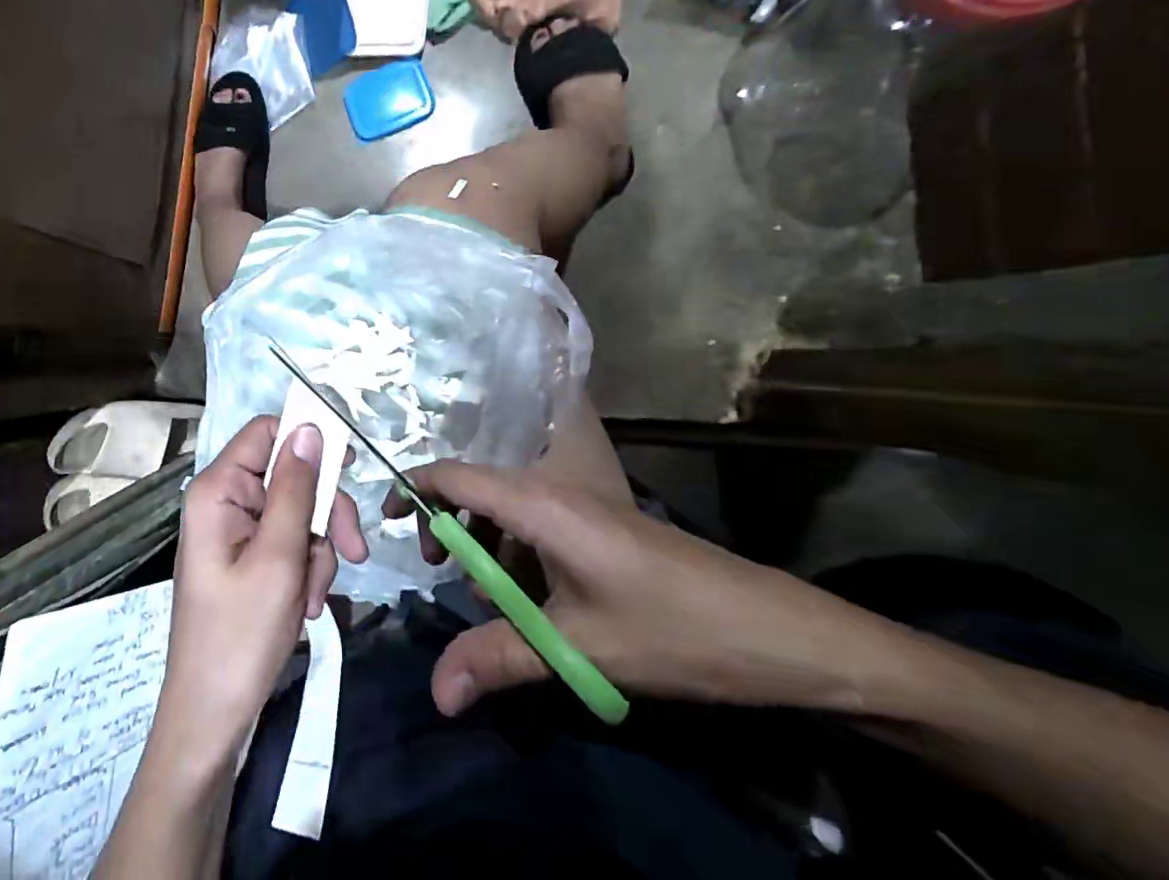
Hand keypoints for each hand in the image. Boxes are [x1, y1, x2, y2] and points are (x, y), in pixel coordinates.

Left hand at [158, 416, 367, 760]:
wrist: (214, 714)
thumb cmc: (240, 636)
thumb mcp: (278, 558)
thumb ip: (296, 489)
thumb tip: (309, 427)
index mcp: (218, 491)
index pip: (266, 432)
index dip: (309, 440)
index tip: (349, 466)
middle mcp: (225, 502)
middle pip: (290, 476)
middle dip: (323, 515)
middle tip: (353, 551)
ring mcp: (236, 533)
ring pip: (299, 514)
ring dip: (317, 553)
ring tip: (310, 598)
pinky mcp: (248, 559)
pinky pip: (291, 545)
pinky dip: (306, 571)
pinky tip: (304, 607)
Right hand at [388, 461, 909, 716]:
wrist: (783, 634)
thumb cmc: (674, 630)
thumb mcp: (576, 649)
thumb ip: (497, 661)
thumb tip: (434, 694)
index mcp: (541, 505)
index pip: (456, 474)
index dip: (413, 487)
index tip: (386, 520)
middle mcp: (556, 492)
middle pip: (477, 488)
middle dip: (447, 525)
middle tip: (437, 569)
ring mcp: (584, 509)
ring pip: (508, 509)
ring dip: (484, 544)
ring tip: (485, 596)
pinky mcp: (603, 531)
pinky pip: (538, 526)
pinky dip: (516, 553)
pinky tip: (530, 600)